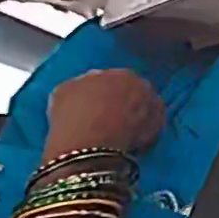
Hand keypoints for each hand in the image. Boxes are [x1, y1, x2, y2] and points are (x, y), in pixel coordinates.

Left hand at [46, 69, 164, 155]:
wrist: (91, 145)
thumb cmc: (128, 136)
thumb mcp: (155, 124)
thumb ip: (155, 108)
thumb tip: (150, 102)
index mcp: (137, 79)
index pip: (138, 86)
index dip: (135, 102)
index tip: (133, 115)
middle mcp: (110, 72)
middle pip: (112, 83)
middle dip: (112, 96)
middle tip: (111, 117)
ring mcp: (84, 78)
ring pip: (90, 87)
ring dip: (91, 99)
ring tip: (90, 120)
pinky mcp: (62, 88)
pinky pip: (70, 95)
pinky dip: (72, 105)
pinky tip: (73, 120)